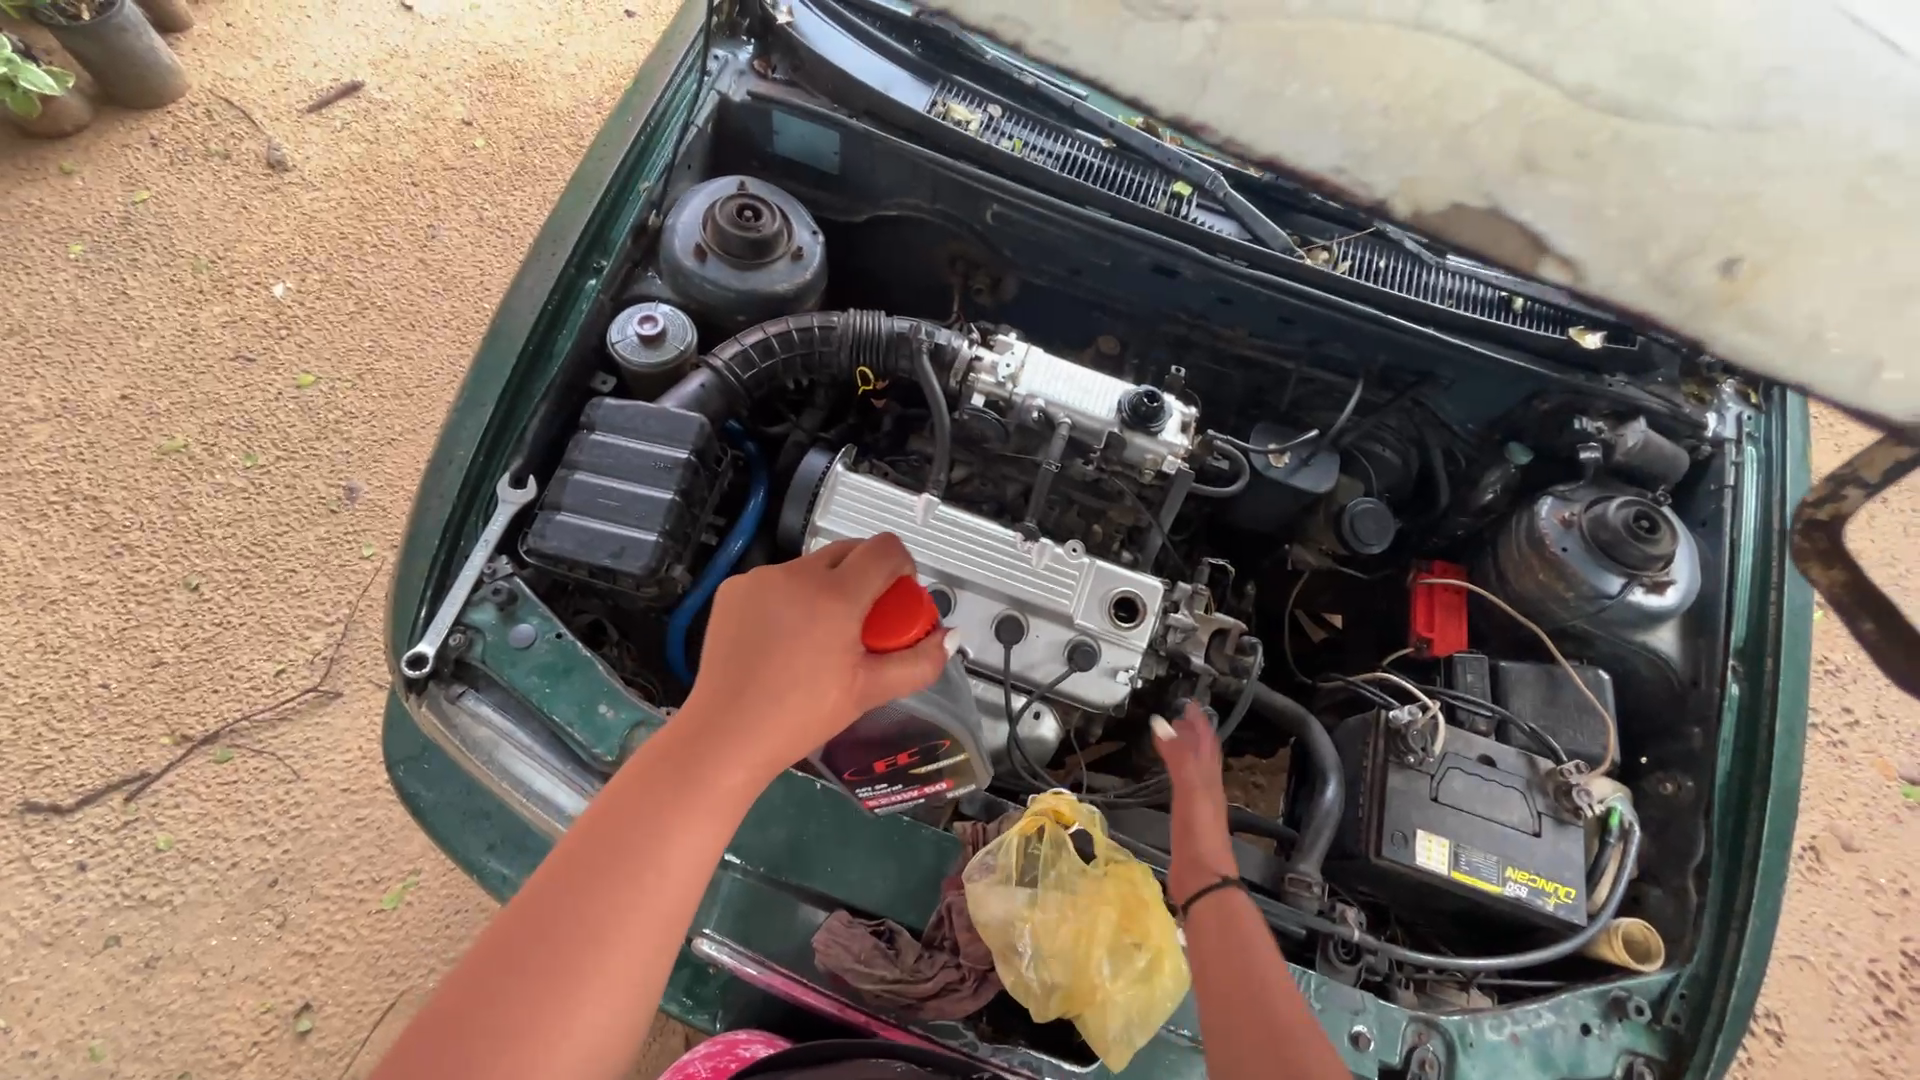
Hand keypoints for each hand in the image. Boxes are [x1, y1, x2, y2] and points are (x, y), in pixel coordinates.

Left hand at [679, 533, 952, 780]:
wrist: (725, 734)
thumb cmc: (801, 716)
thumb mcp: (869, 692)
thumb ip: (919, 662)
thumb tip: (950, 637)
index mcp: (835, 596)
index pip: (885, 549)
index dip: (902, 566)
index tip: (899, 596)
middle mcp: (796, 575)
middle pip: (850, 551)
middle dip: (867, 577)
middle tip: (865, 623)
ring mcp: (760, 579)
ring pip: (812, 567)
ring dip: (827, 588)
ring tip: (819, 637)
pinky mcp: (733, 589)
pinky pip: (777, 580)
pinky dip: (790, 598)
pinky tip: (783, 639)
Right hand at [1153, 701, 1238, 903]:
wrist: (1203, 880)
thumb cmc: (1198, 835)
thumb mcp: (1190, 789)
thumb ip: (1178, 757)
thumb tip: (1163, 724)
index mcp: (1210, 779)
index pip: (1206, 744)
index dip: (1200, 723)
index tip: (1190, 703)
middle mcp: (1208, 790)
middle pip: (1203, 756)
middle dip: (1193, 734)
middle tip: (1180, 717)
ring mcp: (1199, 807)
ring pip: (1194, 771)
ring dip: (1186, 753)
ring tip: (1173, 741)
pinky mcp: (1188, 823)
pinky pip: (1183, 789)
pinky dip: (1177, 776)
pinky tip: (1171, 782)